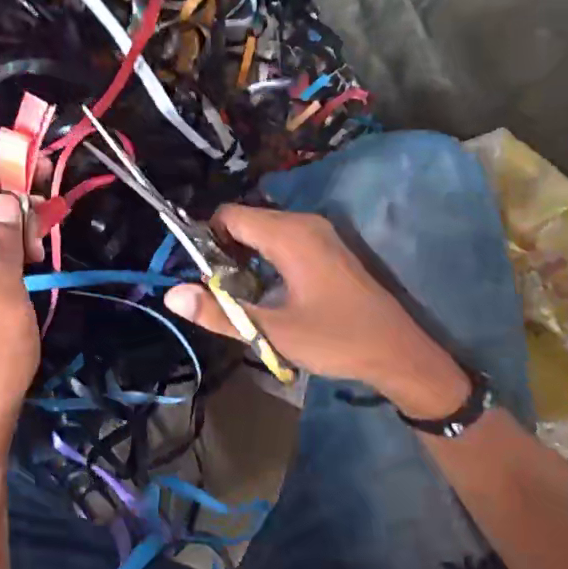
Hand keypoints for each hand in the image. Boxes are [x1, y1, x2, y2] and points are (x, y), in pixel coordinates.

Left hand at [0, 165, 44, 454]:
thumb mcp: (7, 304)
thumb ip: (5, 249)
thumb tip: (8, 199)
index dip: (2, 174)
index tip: (43, 168)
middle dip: (12, 202)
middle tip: (48, 221)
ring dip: (14, 226)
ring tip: (40, 249)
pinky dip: (8, 246)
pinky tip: (30, 258)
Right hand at [163, 205, 471, 418]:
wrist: (397, 352)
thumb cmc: (335, 339)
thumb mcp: (272, 332)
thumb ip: (219, 312)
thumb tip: (171, 295)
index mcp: (290, 235)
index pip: (229, 216)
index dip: (205, 240)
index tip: (198, 275)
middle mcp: (305, 224)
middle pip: (246, 221)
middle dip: (223, 252)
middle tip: (216, 293)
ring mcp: (320, 235)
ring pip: (264, 233)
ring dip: (243, 259)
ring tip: (238, 297)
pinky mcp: (328, 249)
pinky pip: (283, 242)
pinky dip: (264, 261)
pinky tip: (266, 295)